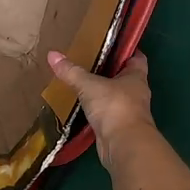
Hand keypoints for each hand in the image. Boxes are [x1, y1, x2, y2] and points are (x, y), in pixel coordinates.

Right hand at [48, 51, 154, 165]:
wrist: (123, 145)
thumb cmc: (114, 107)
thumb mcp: (90, 85)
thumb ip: (72, 72)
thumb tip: (52, 54)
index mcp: (136, 77)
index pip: (136, 57)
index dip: (126, 50)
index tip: (110, 44)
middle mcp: (136, 93)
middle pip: (124, 77)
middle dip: (109, 70)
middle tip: (89, 62)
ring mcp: (129, 112)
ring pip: (115, 96)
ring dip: (102, 92)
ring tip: (82, 83)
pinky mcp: (118, 128)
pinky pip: (107, 114)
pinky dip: (97, 110)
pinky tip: (82, 107)